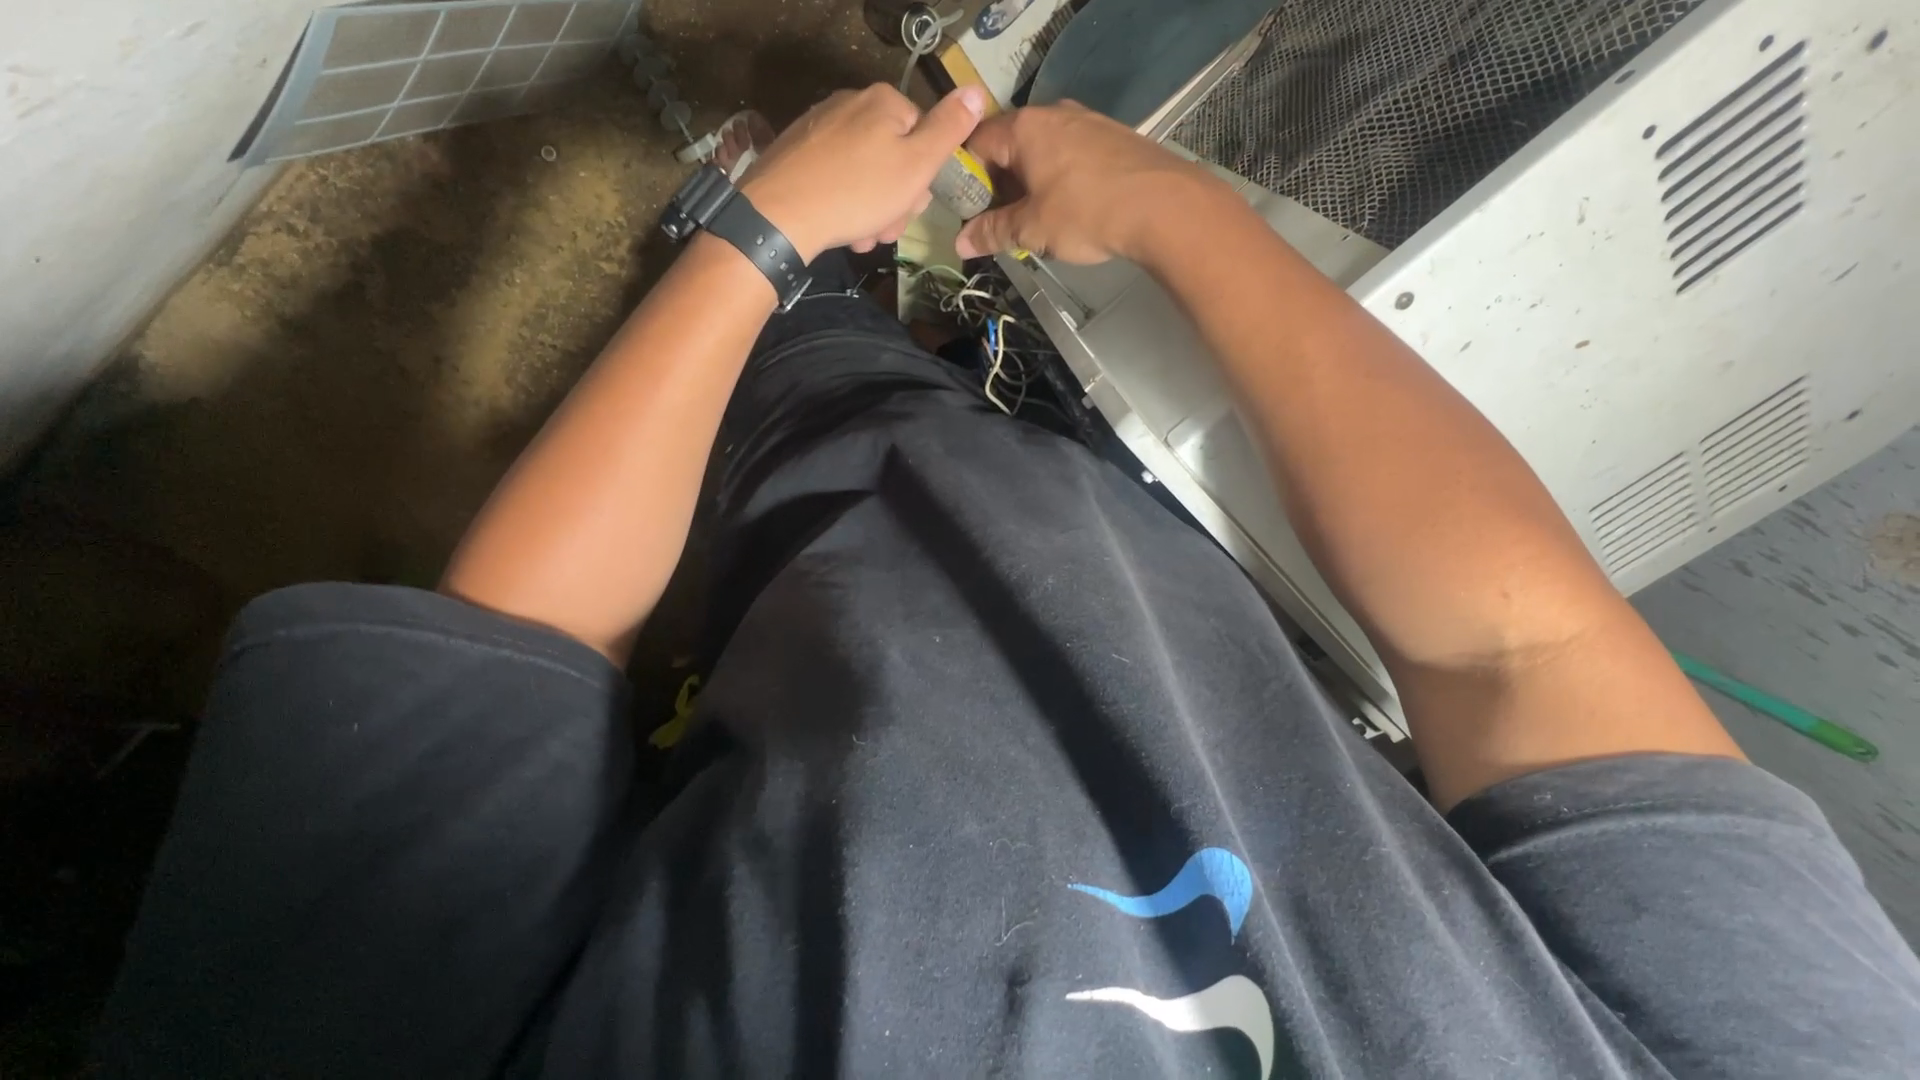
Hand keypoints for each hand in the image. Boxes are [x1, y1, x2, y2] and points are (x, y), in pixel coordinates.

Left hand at [739, 84, 988, 262]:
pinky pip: (835, 178)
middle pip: (893, 156)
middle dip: (895, 199)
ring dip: (871, 210)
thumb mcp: (917, 164)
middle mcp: (850, 103)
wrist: (780, 215)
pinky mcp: (796, 152)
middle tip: (885, 231)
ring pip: (864, 172)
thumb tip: (977, 91)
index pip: (923, 136)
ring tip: (861, 237)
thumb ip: (949, 128)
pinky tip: (841, 229)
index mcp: (884, 101)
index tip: (913, 210)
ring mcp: (819, 126)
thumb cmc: (858, 192)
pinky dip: (844, 204)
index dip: (923, 179)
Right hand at [954, 102, 1233, 264]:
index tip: (969, 210)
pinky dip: (1061, 180)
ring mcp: (1088, 122)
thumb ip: (993, 232)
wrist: (1164, 206)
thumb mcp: (1032, 229)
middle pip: (1011, 145)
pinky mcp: (1114, 138)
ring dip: (1032, 183)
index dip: (965, 178)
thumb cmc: (1086, 213)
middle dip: (1001, 183)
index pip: (976, 143)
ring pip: (1044, 151)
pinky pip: (1072, 156)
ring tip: (1037, 221)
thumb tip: (961, 243)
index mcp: (1024, 128)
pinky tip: (1072, 210)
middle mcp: (1053, 114)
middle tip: (1001, 221)